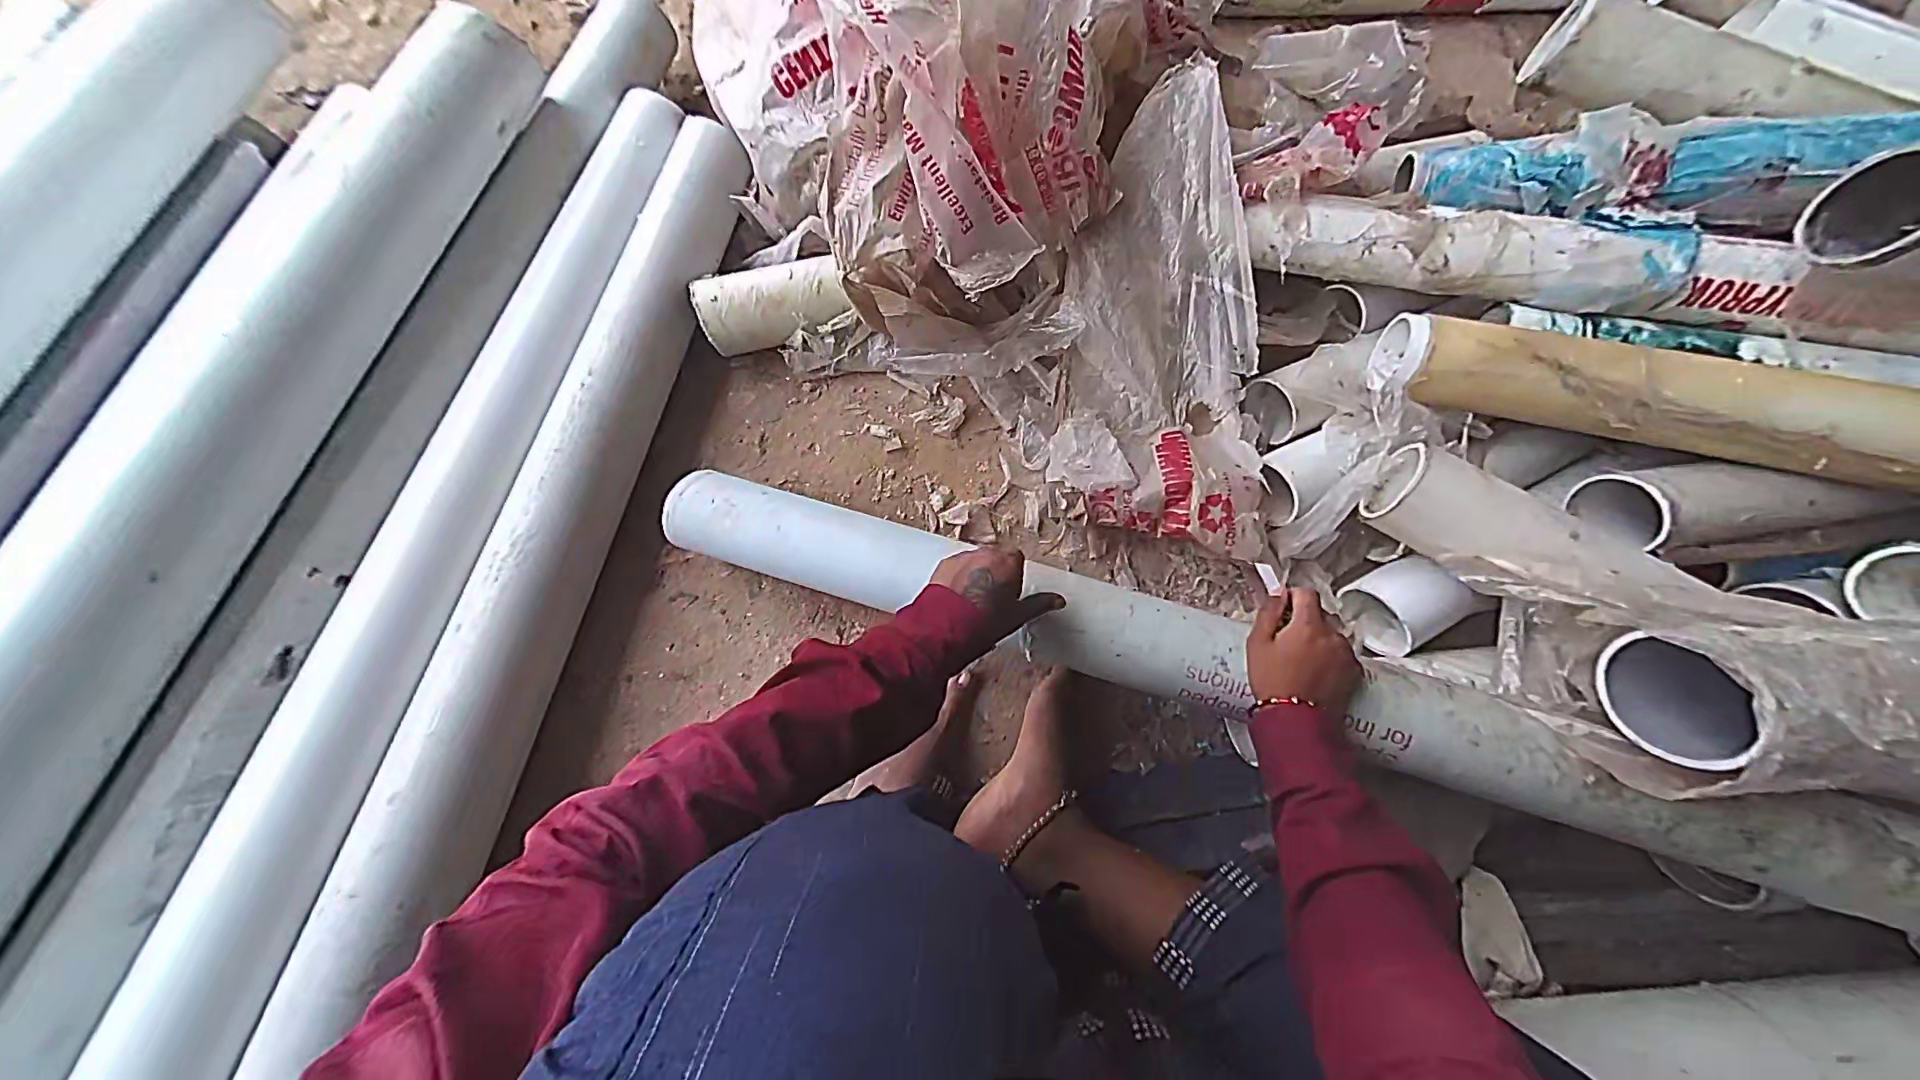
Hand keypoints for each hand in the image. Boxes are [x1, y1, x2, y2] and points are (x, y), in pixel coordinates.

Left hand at [928, 545, 1065, 643]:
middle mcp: (987, 553)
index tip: (1009, 591)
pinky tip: (958, 595)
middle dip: (995, 572)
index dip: (1013, 576)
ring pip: (975, 561)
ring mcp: (965, 557)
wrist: (947, 627)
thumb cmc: (984, 621)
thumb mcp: (1018, 615)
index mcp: (1008, 561)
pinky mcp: (946, 564)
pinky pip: (957, 566)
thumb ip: (1039, 603)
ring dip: (976, 573)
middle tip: (992, 596)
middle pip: (995, 558)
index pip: (1017, 559)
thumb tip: (1057, 601)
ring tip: (973, 598)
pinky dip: (958, 576)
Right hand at [1246, 588, 1361, 713]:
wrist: (1296, 719)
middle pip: (1321, 613)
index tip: (1282, 608)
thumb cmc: (1272, 681)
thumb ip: (1268, 612)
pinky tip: (1314, 669)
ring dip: (1319, 638)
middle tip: (1286, 639)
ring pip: (1332, 633)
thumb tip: (1278, 593)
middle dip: (1305, 620)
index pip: (1307, 593)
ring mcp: (1346, 653)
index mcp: (1309, 624)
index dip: (1292, 597)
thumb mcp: (1257, 643)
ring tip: (1301, 658)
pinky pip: (1341, 652)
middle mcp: (1333, 634)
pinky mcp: (1354, 671)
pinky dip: (1330, 655)